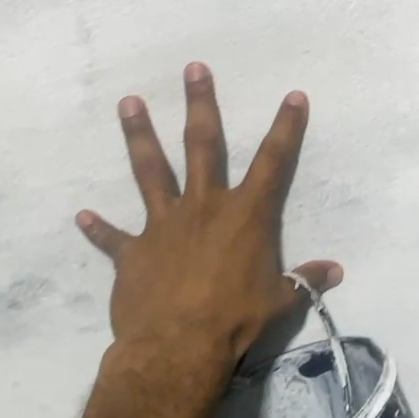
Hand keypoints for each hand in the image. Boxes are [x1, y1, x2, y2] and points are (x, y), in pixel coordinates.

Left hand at [75, 63, 341, 374]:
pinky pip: (113, 238)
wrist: (176, 348)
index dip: (286, 127)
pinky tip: (83, 215)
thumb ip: (305, 280)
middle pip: (203, 145)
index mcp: (246, 214)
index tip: (293, 95)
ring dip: (140, 136)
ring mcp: (164, 226)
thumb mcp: (282, 300)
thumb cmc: (237, 318)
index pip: (273, 161)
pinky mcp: (133, 253)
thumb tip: (335, 272)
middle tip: (193, 69)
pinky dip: (99, 229)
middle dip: (200, 105)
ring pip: (150, 171)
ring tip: (129, 102)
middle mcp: (204, 207)